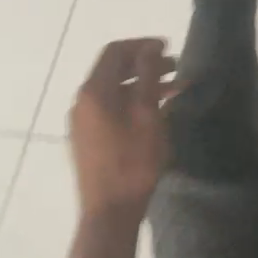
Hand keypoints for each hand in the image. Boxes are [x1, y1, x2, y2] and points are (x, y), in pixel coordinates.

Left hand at [69, 38, 172, 223]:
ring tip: (172, 90)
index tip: (169, 48)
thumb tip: (149, 48)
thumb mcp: (146, 114)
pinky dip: (132, 102)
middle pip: (114, 69)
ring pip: (114, 90)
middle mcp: (82, 102)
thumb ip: (147, 76)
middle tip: (176, 69)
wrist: (109, 213)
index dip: (142, 45)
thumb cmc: (133, 161)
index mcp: (94, 91)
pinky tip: (155, 113)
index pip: (115, 51)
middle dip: (145, 64)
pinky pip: (110, 108)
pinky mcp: (87, 139)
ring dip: (141, 84)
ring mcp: (82, 122)